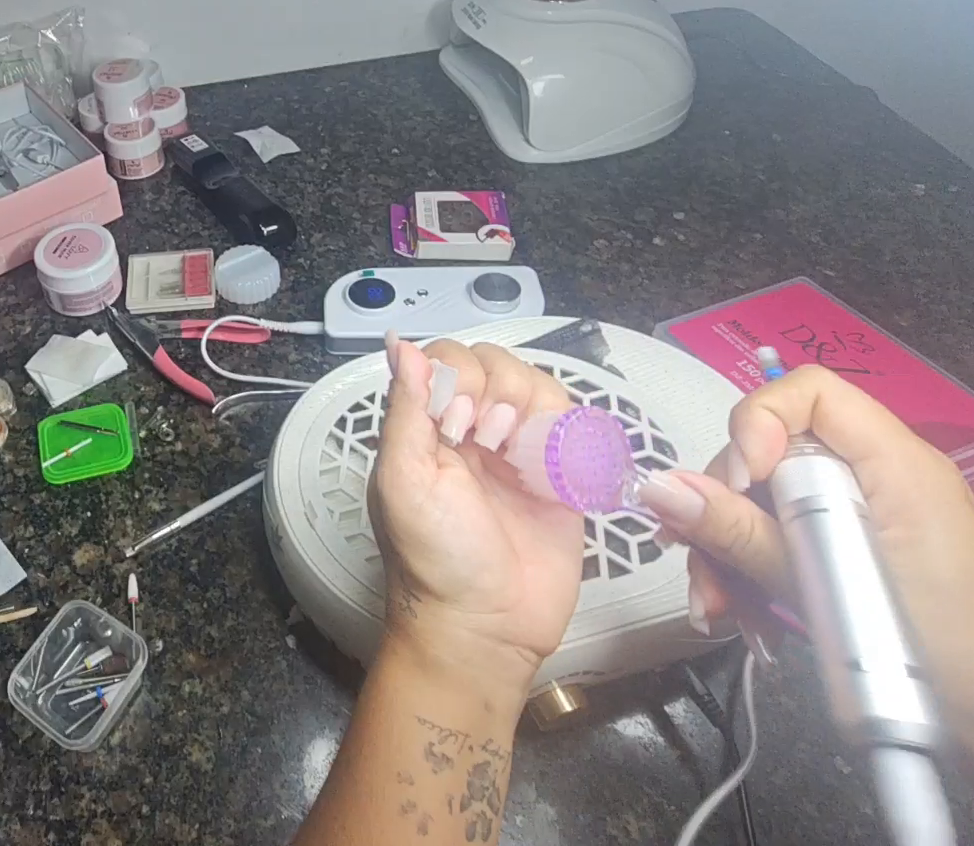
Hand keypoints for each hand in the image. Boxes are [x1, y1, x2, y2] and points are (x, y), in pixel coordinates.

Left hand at [369, 337, 583, 692]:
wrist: (486, 627)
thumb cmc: (433, 557)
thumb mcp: (403, 479)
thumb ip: (405, 409)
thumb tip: (399, 345)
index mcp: (425, 426)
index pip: (446, 359)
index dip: (459, 377)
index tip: (457, 423)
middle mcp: (469, 429)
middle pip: (496, 363)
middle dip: (496, 390)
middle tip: (485, 442)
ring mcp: (516, 450)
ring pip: (538, 387)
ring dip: (531, 410)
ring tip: (514, 456)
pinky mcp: (559, 475)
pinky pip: (574, 426)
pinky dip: (568, 433)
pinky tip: (549, 468)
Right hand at [636, 364, 973, 816]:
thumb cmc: (954, 655)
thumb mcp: (832, 587)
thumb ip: (743, 532)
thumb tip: (655, 487)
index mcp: (894, 466)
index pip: (809, 393)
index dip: (758, 422)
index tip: (737, 482)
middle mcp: (870, 479)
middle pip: (764, 454)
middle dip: (719, 506)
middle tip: (698, 558)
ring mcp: (853, 517)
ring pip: (755, 503)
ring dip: (720, 552)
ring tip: (717, 608)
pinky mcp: (840, 553)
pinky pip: (769, 541)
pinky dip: (740, 574)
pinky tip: (732, 614)